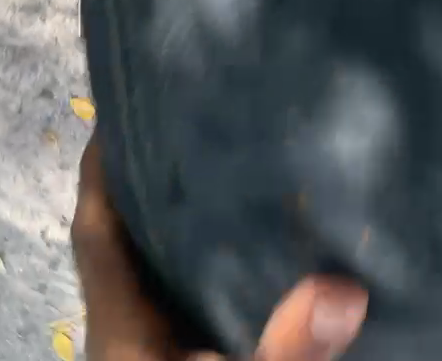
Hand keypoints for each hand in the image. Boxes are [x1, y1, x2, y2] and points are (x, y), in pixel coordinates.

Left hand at [74, 139, 368, 360]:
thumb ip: (286, 355)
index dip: (102, 167)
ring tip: (237, 158)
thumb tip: (343, 288)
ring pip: (159, 266)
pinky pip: (190, 293)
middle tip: (202, 115)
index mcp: (123, 331)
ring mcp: (155, 349)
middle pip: (126, 236)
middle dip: (152, 176)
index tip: (122, 105)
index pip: (97, 231)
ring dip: (184, 217)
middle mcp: (130, 333)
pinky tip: (261, 245)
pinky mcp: (182, 357)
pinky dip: (213, 259)